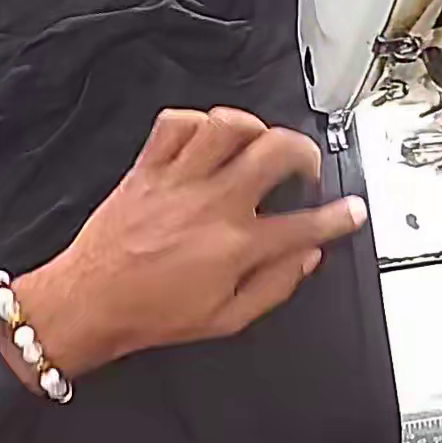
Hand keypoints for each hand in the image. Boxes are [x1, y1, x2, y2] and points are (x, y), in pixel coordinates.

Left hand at [11, 107, 367, 374]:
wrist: (90, 302)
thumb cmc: (150, 313)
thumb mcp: (225, 319)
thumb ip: (273, 286)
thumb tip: (304, 259)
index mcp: (235, 246)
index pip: (305, 223)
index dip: (339, 216)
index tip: (351, 211)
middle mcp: (211, 205)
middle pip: (276, 152)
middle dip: (306, 152)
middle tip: (306, 169)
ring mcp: (178, 181)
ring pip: (228, 124)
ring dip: (255, 128)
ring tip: (259, 146)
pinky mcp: (147, 170)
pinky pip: (174, 124)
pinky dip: (197, 123)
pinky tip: (207, 141)